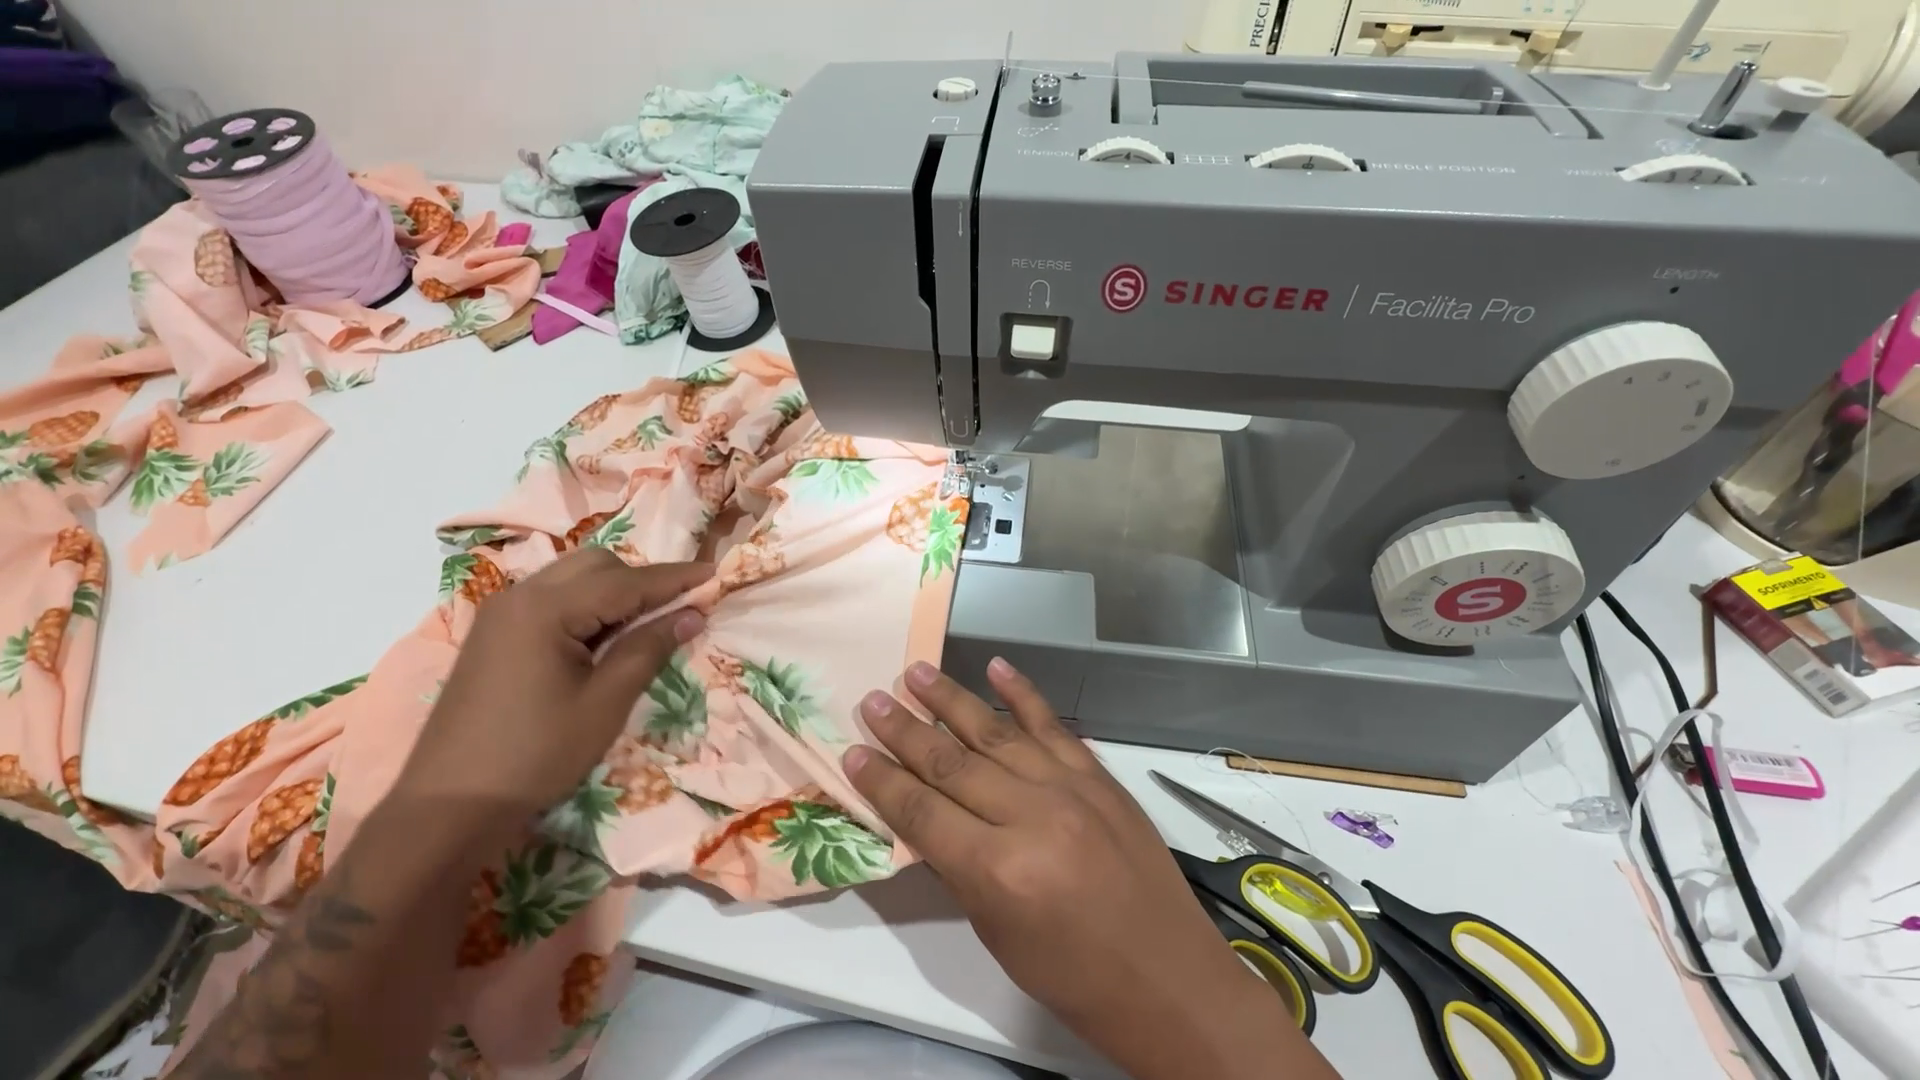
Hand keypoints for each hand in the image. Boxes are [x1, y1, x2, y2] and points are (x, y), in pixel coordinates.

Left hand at [400, 549, 710, 821]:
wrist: (450, 804)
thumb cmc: (537, 755)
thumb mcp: (605, 703)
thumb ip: (648, 649)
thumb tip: (691, 614)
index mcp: (546, 609)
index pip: (625, 581)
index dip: (674, 579)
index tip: (715, 575)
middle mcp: (519, 596)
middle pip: (596, 565)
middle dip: (642, 580)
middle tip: (679, 608)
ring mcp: (500, 613)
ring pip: (572, 578)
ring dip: (614, 591)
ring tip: (647, 623)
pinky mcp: (493, 634)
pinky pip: (551, 599)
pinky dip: (585, 606)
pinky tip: (603, 637)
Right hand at [844, 660, 1337, 1079]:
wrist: (1167, 976)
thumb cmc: (1073, 975)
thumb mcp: (997, 933)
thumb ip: (959, 868)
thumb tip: (925, 816)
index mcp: (999, 870)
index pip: (922, 811)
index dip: (881, 781)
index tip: (851, 751)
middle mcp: (1032, 816)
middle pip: (952, 762)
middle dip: (905, 730)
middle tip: (871, 700)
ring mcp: (1071, 788)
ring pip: (997, 731)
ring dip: (952, 699)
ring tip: (915, 672)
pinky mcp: (1100, 777)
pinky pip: (1054, 726)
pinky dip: (1024, 694)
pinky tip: (997, 667)